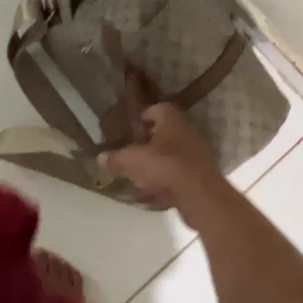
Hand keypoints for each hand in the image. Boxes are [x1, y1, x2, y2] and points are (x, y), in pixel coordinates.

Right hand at [99, 103, 232, 218]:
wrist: (199, 193)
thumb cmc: (164, 166)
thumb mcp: (132, 161)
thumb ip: (116, 158)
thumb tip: (100, 157)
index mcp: (171, 120)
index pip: (157, 109)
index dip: (143, 116)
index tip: (132, 127)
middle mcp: (188, 130)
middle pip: (166, 130)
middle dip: (151, 139)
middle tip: (135, 149)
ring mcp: (198, 152)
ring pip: (175, 150)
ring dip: (161, 158)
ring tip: (143, 171)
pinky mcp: (202, 172)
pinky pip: (182, 169)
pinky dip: (170, 176)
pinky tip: (157, 188)